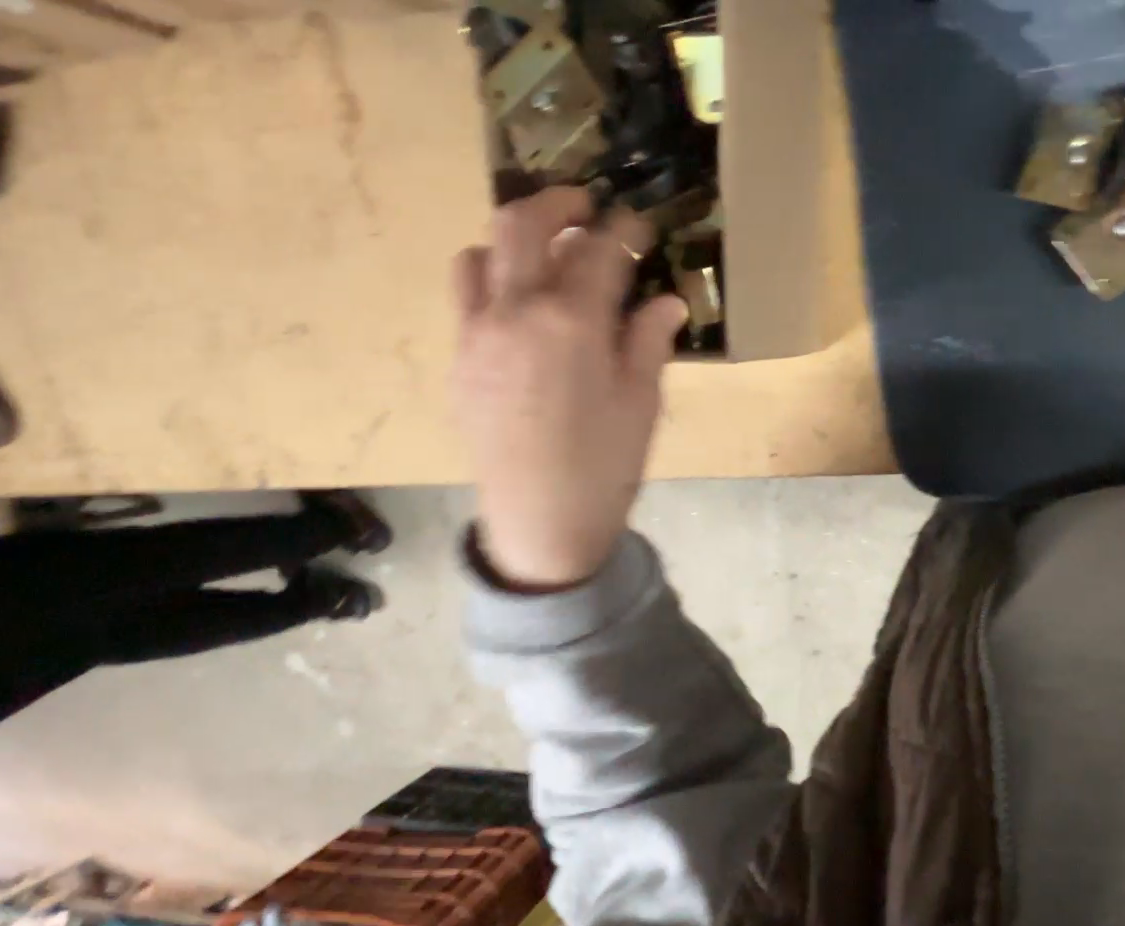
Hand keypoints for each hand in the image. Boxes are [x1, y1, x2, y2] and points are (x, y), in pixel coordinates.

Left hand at [452, 188, 687, 589]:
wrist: (540, 523)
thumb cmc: (604, 468)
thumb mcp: (641, 404)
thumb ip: (648, 342)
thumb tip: (664, 301)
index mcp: (572, 323)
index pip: (600, 250)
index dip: (625, 229)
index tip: (641, 224)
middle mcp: (516, 312)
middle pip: (524, 224)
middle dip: (558, 203)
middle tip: (585, 207)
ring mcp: (478, 332)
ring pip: (484, 252)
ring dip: (515, 238)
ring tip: (545, 254)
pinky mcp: (459, 357)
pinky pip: (467, 295)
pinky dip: (493, 279)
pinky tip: (521, 306)